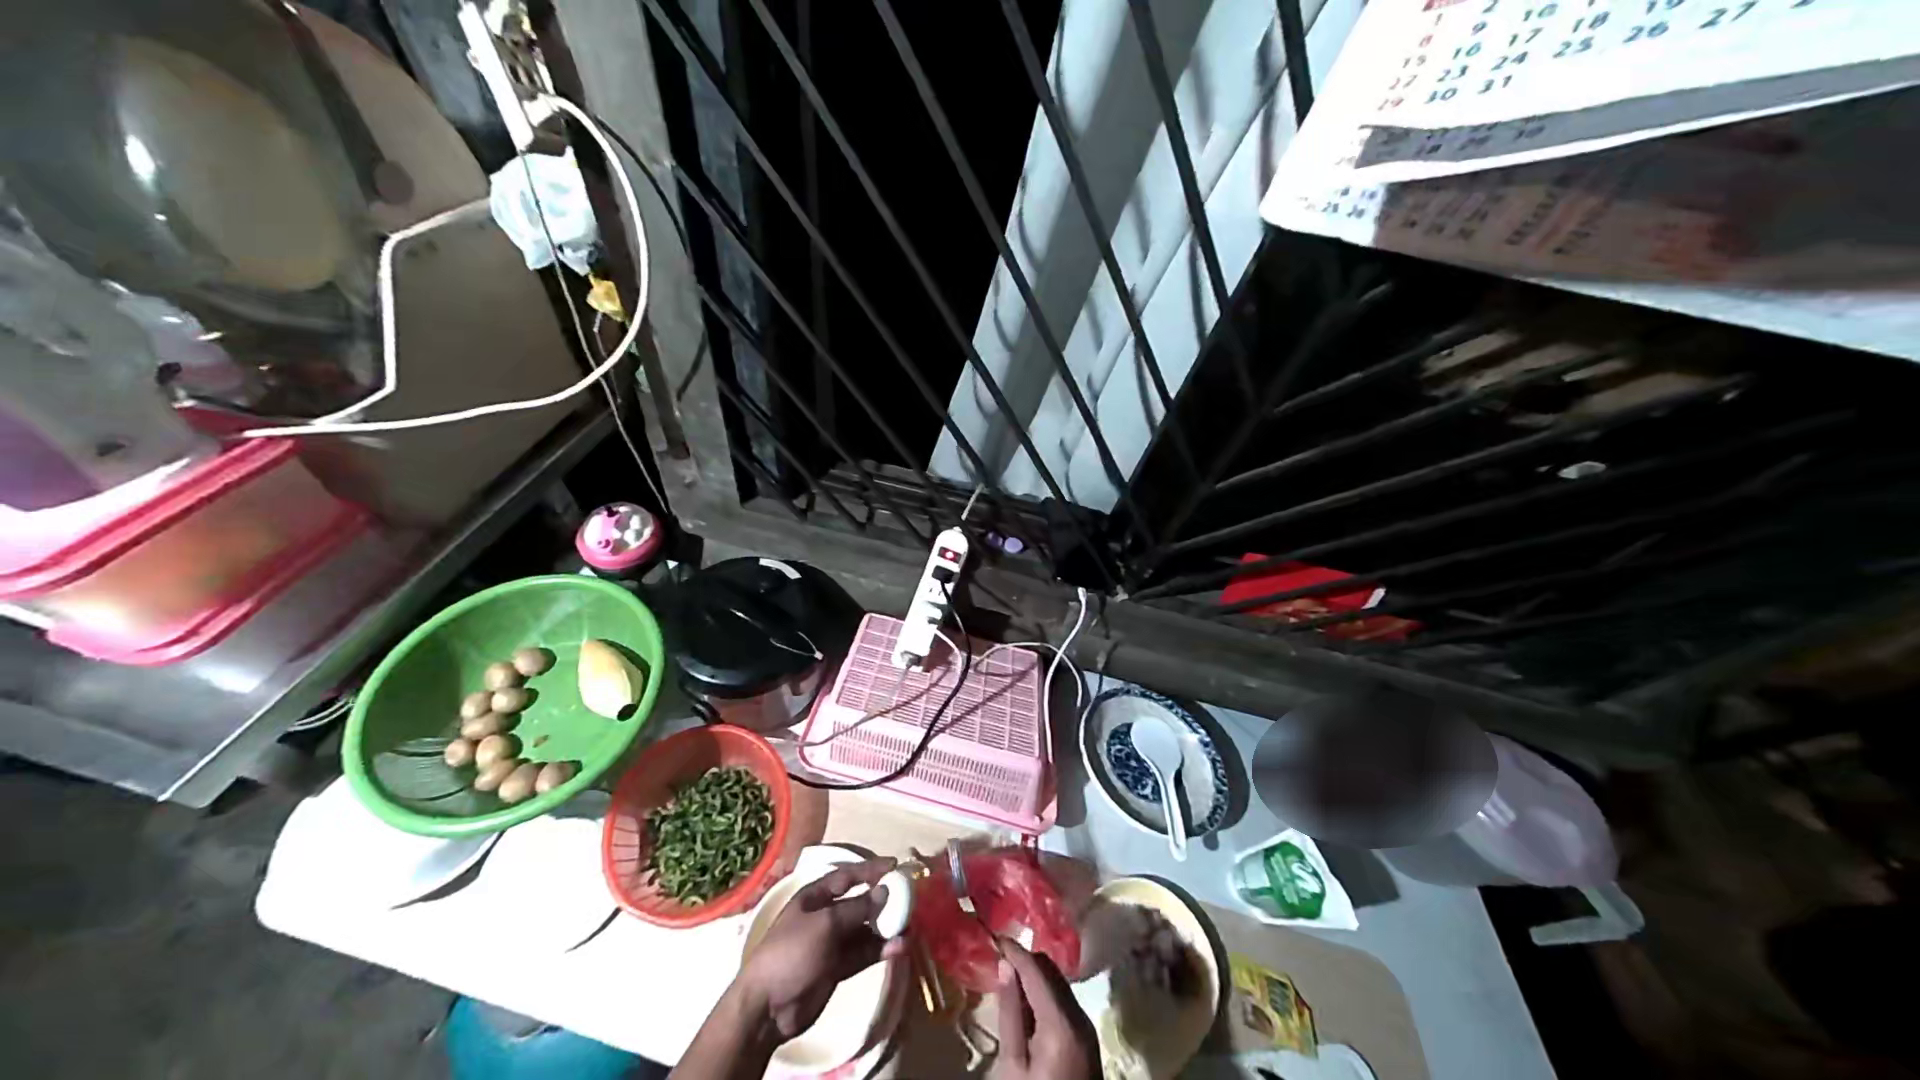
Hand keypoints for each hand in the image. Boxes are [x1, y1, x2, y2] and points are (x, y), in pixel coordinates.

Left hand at [735, 857, 907, 1040]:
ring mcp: (832, 943)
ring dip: (885, 928)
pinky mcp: (838, 967)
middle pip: (859, 902)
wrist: (767, 1007)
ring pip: (865, 930)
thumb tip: (884, 891)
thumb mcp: (825, 924)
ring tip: (908, 927)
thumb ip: (857, 908)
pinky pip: (864, 953)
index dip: (871, 869)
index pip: (847, 876)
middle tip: (908, 899)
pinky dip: (880, 949)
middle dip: (883, 900)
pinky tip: (898, 948)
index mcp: (815, 897)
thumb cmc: (792, 952)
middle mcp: (825, 916)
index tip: (895, 865)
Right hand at [991, 939, 1099, 1079]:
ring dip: (1035, 975)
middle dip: (1025, 960)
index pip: (1036, 969)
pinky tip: (1026, 1003)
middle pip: (1051, 971)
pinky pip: (1064, 1000)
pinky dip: (1045, 993)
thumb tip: (1004, 968)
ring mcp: (1086, 1026)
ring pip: (1058, 982)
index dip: (1014, 950)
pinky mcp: (1087, 1037)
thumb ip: (1010, 1013)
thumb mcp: (1013, 1065)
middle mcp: (1079, 1016)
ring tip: (1008, 978)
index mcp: (1060, 1022)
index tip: (994, 937)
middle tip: (997, 959)